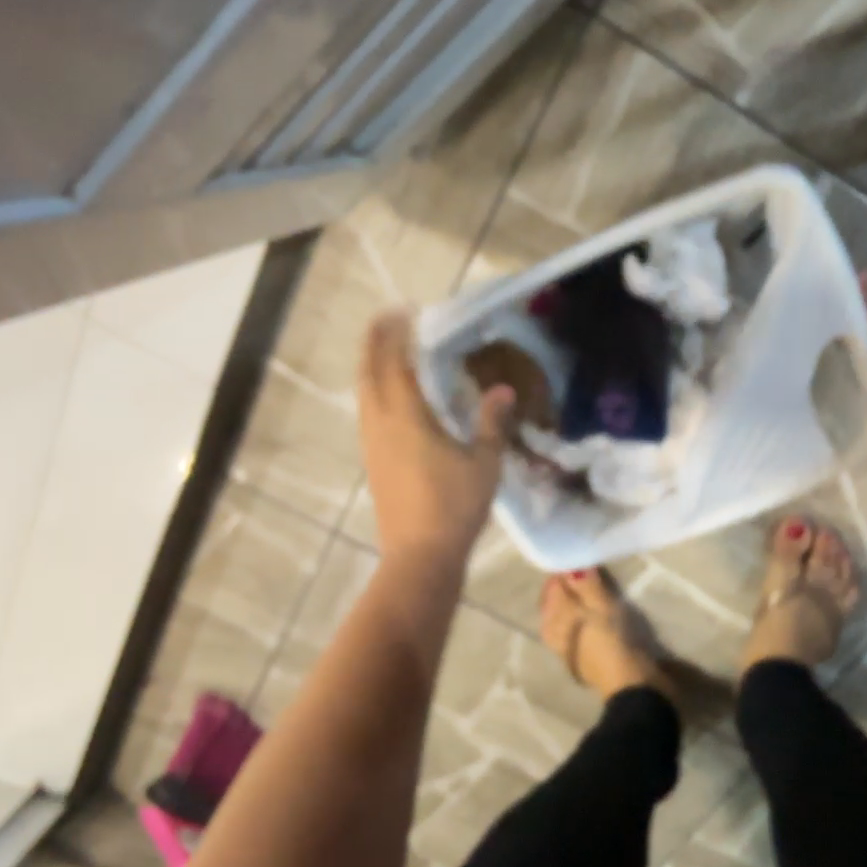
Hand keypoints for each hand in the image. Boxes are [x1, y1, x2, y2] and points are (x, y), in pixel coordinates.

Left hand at [358, 311, 515, 564]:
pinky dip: (374, 391)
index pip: (395, 363)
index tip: (405, 310)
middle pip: (368, 372)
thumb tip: (502, 390)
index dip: (397, 334)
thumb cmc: (454, 508)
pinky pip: (368, 412)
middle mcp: (380, 424)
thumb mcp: (483, 464)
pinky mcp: (373, 462)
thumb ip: (491, 424)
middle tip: (387, 319)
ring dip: (371, 366)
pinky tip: (390, 398)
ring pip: (364, 393)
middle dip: (374, 342)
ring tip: (385, 350)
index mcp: (406, 417)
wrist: (419, 556)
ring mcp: (372, 444)